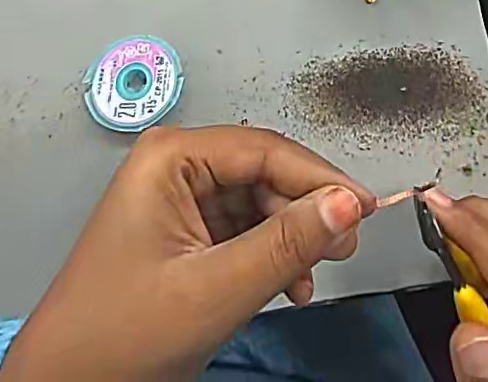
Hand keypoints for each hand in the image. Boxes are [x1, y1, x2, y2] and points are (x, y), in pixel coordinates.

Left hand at [1, 125, 376, 381]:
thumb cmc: (122, 338)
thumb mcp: (213, 291)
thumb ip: (285, 243)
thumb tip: (349, 203)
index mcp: (172, 156)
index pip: (264, 149)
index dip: (319, 176)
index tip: (365, 206)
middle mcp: (176, 163)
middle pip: (262, 172)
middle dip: (305, 209)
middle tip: (345, 246)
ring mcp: (178, 195)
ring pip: (257, 200)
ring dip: (290, 235)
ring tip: (314, 273)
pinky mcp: (183, 228)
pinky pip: (241, 226)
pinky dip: (269, 252)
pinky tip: (288, 283)